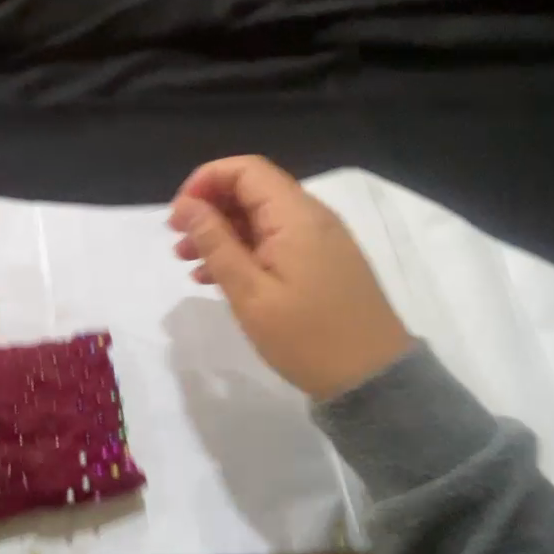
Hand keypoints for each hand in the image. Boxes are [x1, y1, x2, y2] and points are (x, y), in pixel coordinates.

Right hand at [167, 156, 411, 401]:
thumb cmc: (308, 337)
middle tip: (177, 239)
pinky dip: (243, 249)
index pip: (245, 170)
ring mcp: (320, 239)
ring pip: (260, 216)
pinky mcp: (323, 261)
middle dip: (209, 208)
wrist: (376, 383)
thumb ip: (215, 241)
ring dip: (221, 231)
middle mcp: (312, 216)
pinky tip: (216, 277)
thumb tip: (187, 204)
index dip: (205, 181)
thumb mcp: (249, 292)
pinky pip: (275, 239)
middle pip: (251, 190)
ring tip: (188, 262)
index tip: (179, 214)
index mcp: (296, 215)